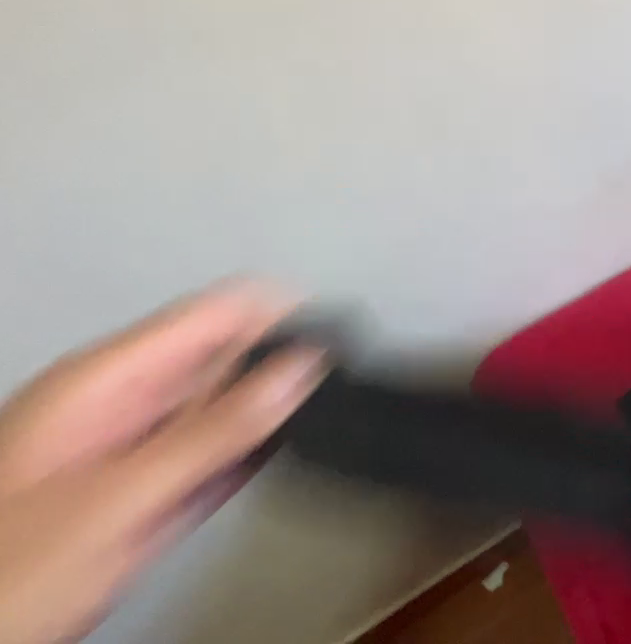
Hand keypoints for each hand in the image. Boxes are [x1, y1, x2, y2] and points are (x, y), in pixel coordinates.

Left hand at [0, 283, 325, 643]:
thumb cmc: (6, 576)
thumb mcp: (121, 497)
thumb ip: (218, 428)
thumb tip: (303, 367)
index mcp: (104, 382)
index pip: (221, 311)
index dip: (285, 317)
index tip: (339, 338)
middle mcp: (124, 402)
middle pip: (236, 356)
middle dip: (286, 370)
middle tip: (329, 393)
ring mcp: (140, 444)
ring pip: (237, 403)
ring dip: (275, 414)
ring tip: (309, 428)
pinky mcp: (156, 482)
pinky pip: (226, 448)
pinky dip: (256, 451)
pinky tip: (273, 460)